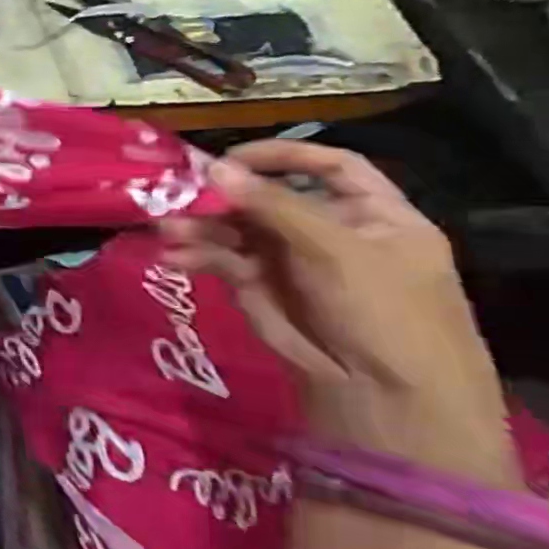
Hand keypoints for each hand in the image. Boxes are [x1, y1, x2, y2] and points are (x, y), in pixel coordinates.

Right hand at [160, 141, 504, 451]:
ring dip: (198, 226)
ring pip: (234, 227)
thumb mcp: (335, 251)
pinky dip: (194, 255)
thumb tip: (212, 168)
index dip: (284, 154)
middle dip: (221, 196)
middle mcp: (329, 232)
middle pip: (267, 196)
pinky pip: (219, 258)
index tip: (231, 157)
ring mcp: (290, 259)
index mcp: (373, 216)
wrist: (379, 394)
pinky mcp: (257, 285)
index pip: (331, 165)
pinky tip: (174, 258)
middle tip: (177, 194)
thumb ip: (272, 205)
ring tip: (166, 231)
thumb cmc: (382, 312)